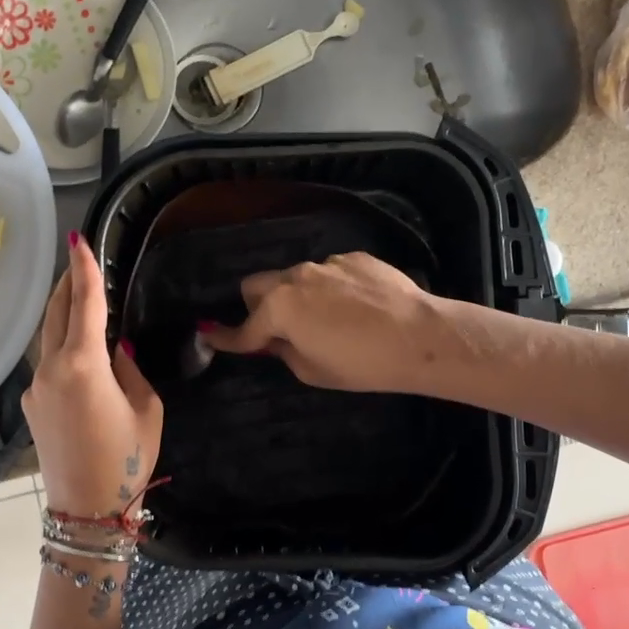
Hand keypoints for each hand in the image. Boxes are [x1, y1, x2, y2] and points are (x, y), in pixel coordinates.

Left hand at [23, 233, 162, 517]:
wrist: (86, 512)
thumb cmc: (127, 460)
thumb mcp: (146, 409)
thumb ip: (129, 370)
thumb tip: (115, 350)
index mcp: (83, 364)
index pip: (85, 303)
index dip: (84, 269)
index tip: (79, 239)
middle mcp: (51, 368)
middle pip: (55, 313)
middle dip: (66, 284)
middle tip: (78, 259)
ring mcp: (36, 388)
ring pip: (47, 337)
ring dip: (61, 313)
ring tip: (78, 298)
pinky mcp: (31, 406)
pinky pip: (47, 364)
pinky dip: (60, 346)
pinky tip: (78, 353)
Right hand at [204, 252, 452, 393]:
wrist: (419, 336)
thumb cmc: (362, 363)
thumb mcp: (313, 371)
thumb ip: (284, 351)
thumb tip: (276, 340)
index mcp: (279, 308)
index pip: (243, 328)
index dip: (225, 338)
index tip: (209, 336)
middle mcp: (295, 278)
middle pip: (257, 286)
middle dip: (259, 307)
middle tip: (280, 330)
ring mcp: (326, 263)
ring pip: (296, 277)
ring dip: (299, 296)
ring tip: (330, 319)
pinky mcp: (354, 258)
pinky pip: (330, 272)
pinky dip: (332, 289)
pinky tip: (359, 308)